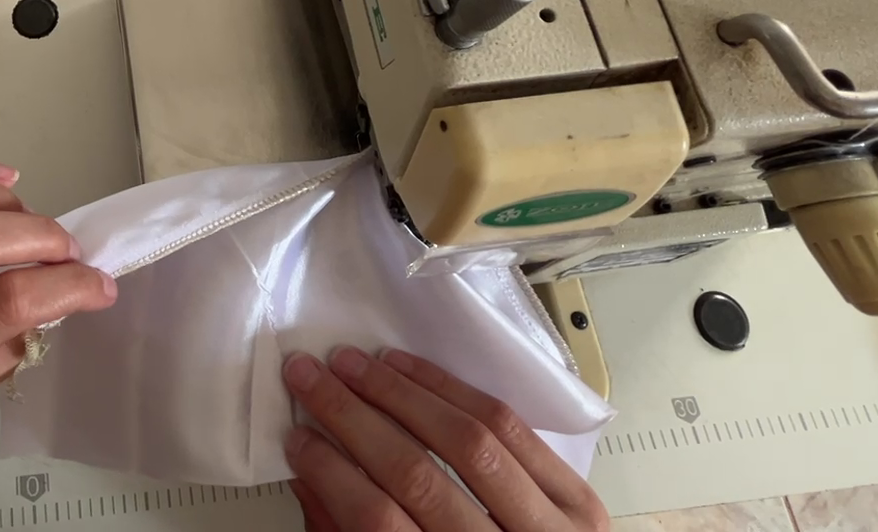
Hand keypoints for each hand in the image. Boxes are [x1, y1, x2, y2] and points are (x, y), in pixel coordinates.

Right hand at [282, 347, 609, 531]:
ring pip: (467, 441)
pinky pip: (509, 425)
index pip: (379, 524)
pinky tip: (404, 365)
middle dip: (349, 415)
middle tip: (306, 374)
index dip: (331, 473)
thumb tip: (307, 469)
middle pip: (417, 477)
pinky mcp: (582, 501)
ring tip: (350, 361)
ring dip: (396, 391)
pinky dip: (448, 387)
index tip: (295, 435)